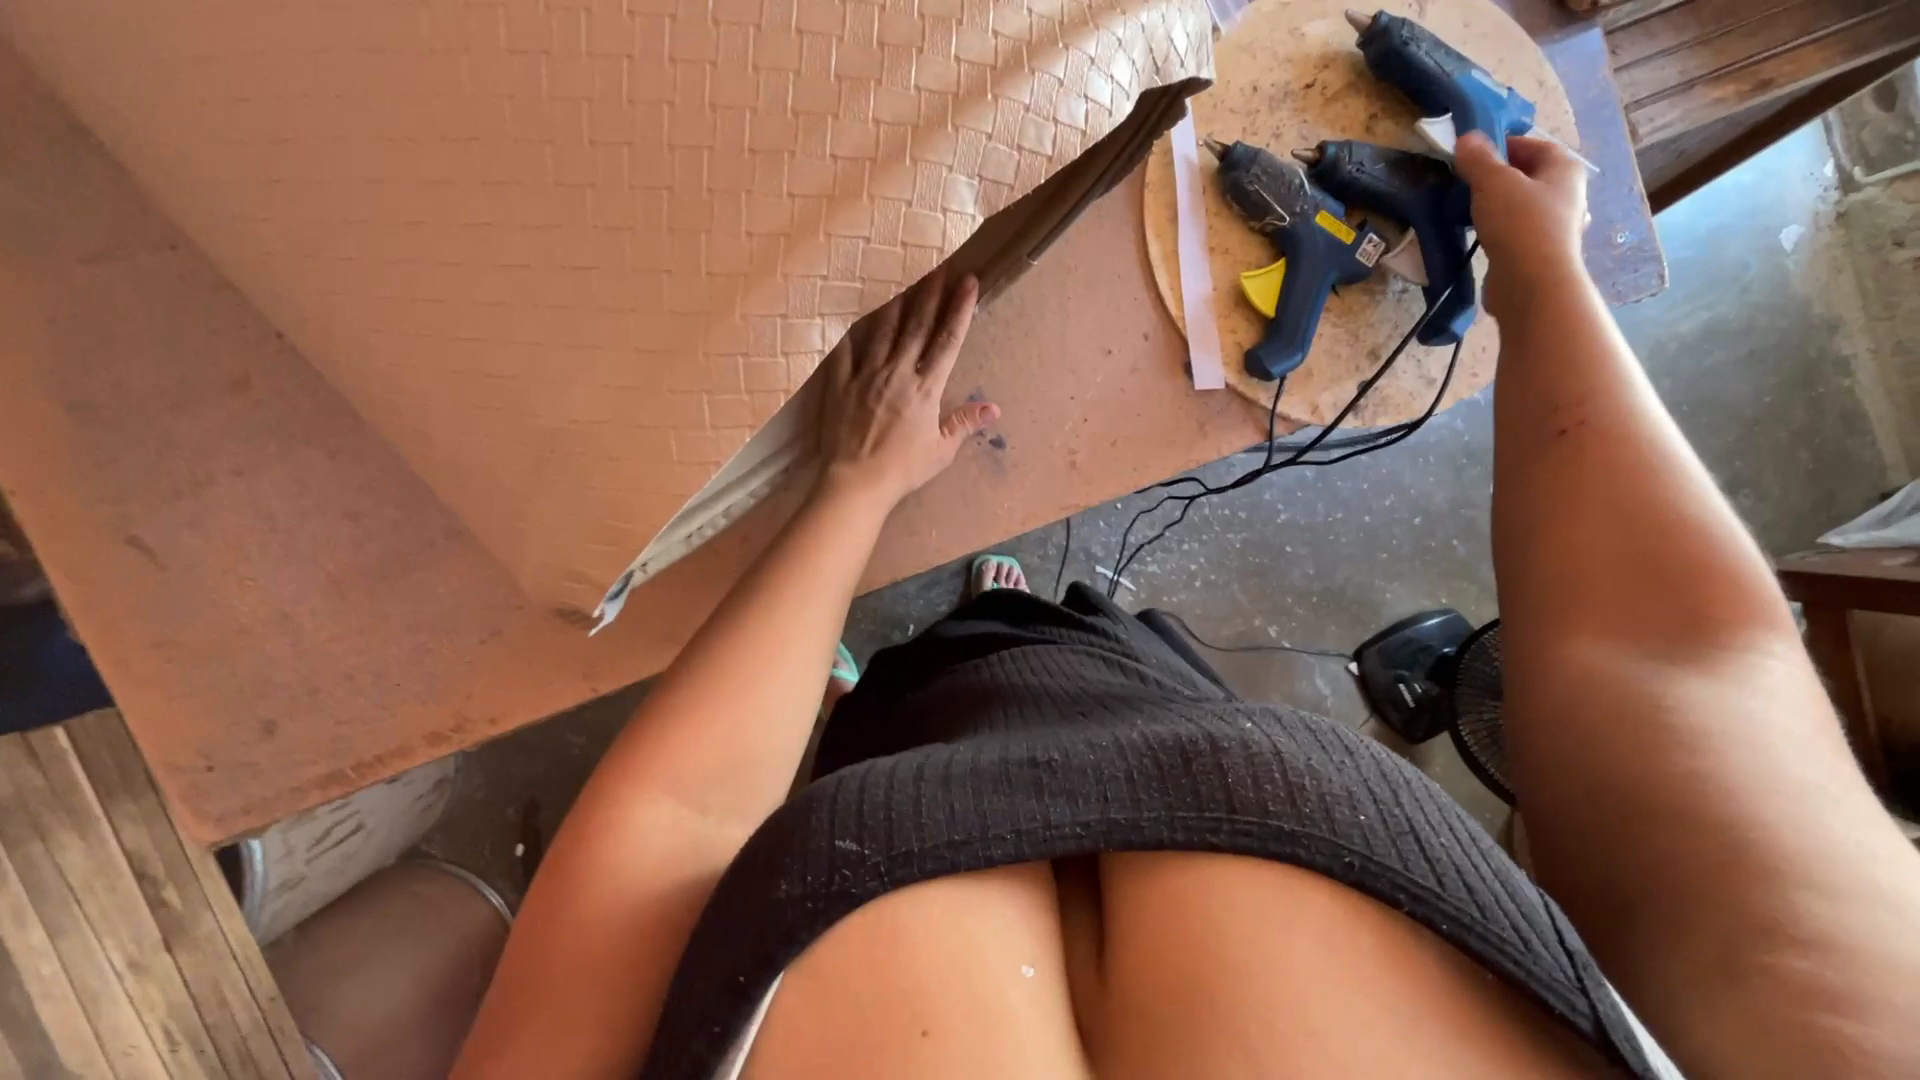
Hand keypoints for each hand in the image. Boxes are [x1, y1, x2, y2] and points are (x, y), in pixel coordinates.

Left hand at [815, 271, 999, 507]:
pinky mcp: (841, 385)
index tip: (968, 282)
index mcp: (926, 388)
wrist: (856, 482)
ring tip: (905, 284)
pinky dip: (853, 336)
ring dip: (897, 305)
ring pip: (883, 331)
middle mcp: (898, 373)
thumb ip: (964, 424)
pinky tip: (857, 322)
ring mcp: (867, 376)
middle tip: (940, 267)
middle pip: (917, 325)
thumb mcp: (941, 450)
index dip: (960, 309)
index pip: (948, 340)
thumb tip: (993, 409)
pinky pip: (846, 352)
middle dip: (931, 293)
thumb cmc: (903, 470)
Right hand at [1454, 133, 1589, 322]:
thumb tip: (1467, 138)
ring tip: (1469, 210)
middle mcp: (1568, 193)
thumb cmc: (1519, 224)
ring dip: (1498, 204)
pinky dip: (1499, 229)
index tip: (1473, 153)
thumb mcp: (1493, 183)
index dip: (1504, 144)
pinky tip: (1480, 235)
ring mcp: (1557, 225)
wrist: (1531, 282)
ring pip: (1523, 204)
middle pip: (1529, 175)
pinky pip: (1517, 231)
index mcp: (1565, 169)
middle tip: (1466, 182)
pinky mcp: (1539, 252)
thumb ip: (1479, 160)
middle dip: (1499, 176)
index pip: (1534, 145)